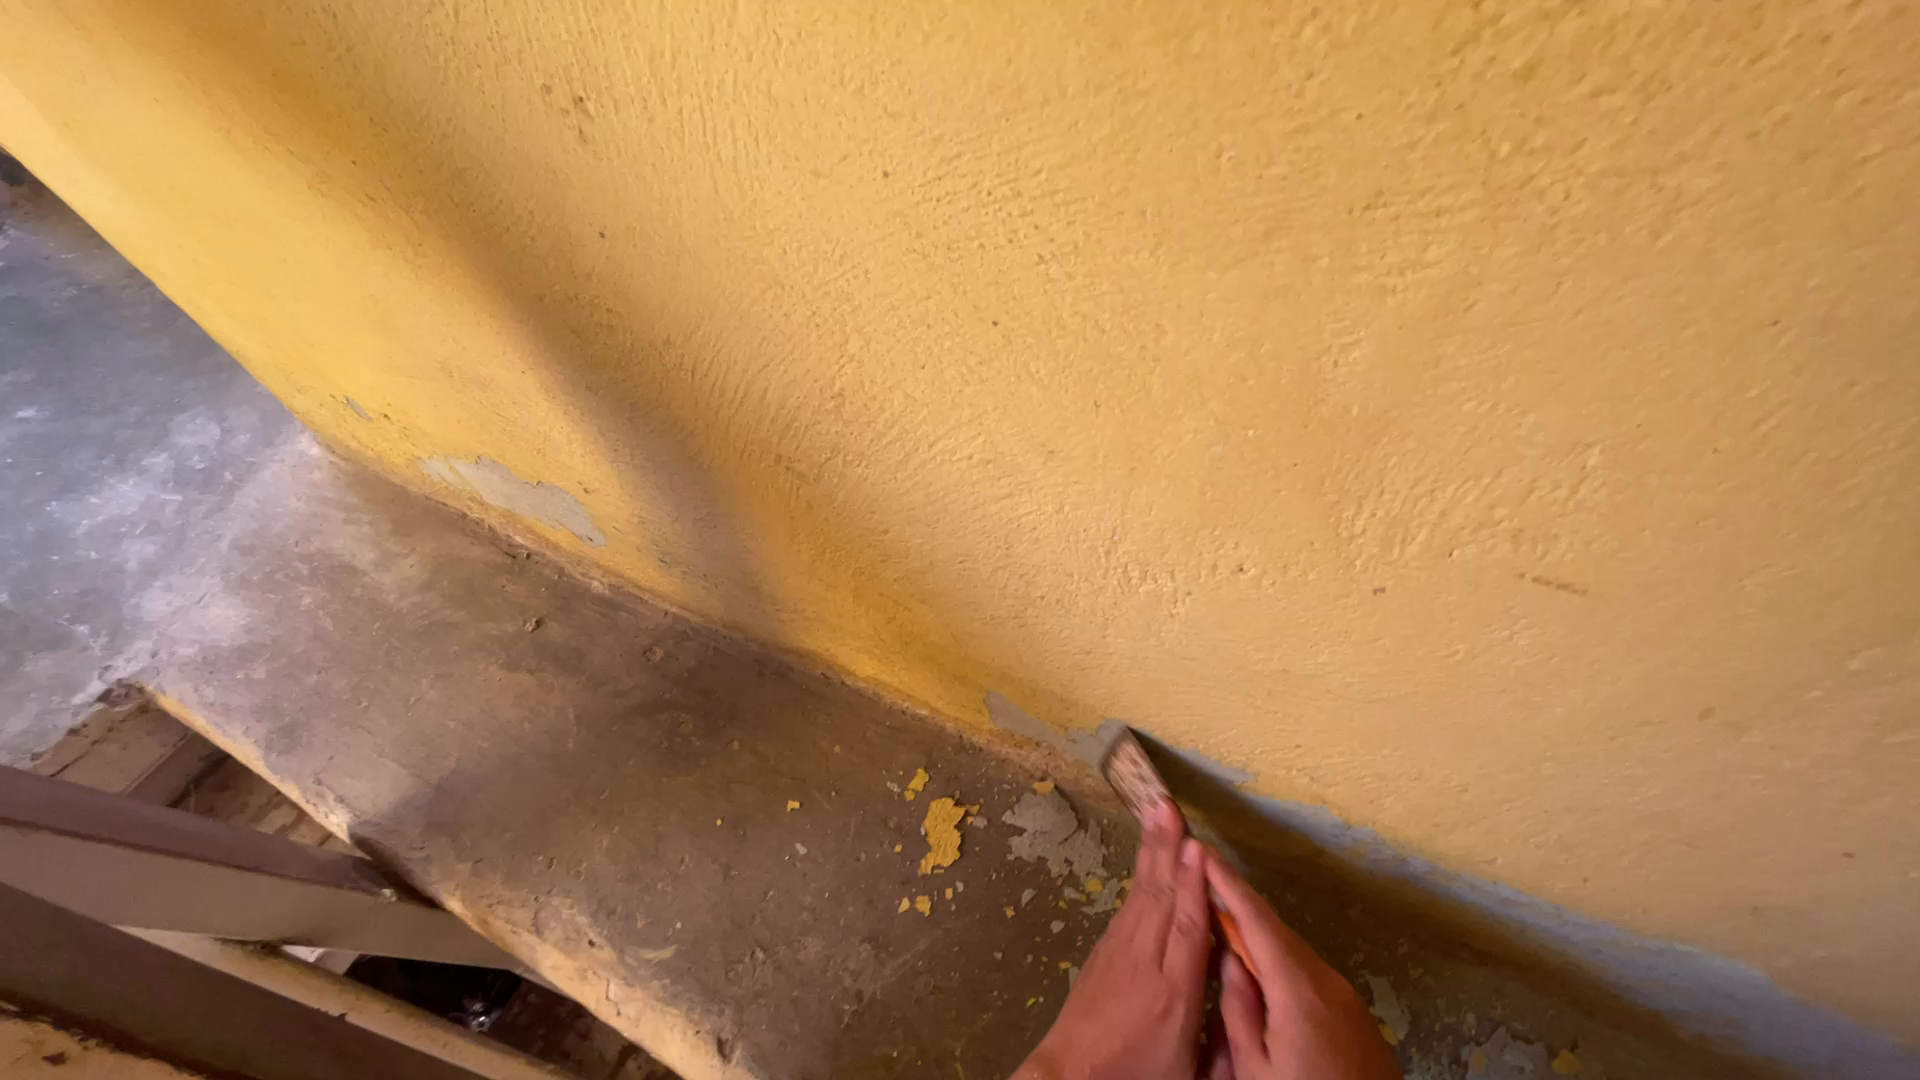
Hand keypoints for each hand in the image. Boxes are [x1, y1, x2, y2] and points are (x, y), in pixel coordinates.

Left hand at [1013, 800, 1212, 1079]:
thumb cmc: (1140, 1079)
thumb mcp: (1195, 1072)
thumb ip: (1229, 1040)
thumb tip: (1253, 1001)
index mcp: (1174, 995)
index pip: (1188, 930)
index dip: (1194, 886)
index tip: (1198, 848)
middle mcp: (1145, 962)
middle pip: (1161, 896)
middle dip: (1167, 848)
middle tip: (1168, 804)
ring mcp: (1120, 950)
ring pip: (1143, 891)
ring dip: (1152, 849)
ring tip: (1158, 811)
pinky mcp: (1105, 948)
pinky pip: (1130, 902)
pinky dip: (1142, 873)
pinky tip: (1149, 854)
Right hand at [1205, 853, 1400, 1079]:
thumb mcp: (1255, 1071)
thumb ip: (1239, 1007)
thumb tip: (1230, 958)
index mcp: (1298, 989)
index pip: (1255, 918)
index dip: (1226, 881)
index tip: (1201, 850)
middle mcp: (1327, 982)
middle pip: (1275, 930)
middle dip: (1238, 905)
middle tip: (1202, 885)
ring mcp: (1349, 999)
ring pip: (1293, 952)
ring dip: (1259, 937)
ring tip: (1223, 928)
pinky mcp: (1359, 1019)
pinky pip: (1310, 975)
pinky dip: (1280, 964)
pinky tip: (1261, 977)